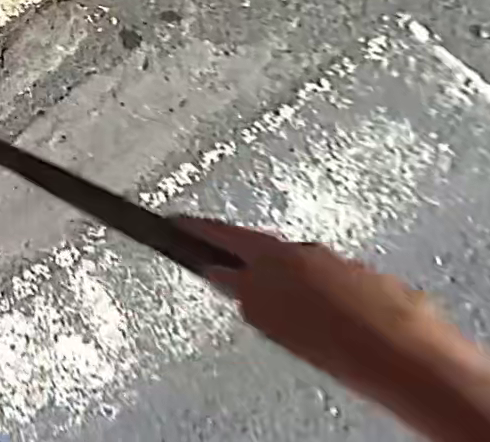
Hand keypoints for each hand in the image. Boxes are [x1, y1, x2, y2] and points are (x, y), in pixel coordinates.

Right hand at [181, 218, 489, 441]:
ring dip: (299, 286)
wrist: (421, 371)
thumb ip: (234, 286)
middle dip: (252, 264)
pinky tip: (342, 327)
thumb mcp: (261, 315)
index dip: (190, 226)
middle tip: (239, 282)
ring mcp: (353, 267)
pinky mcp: (392, 290)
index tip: (172, 221)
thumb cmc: (340, 345)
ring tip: (299, 318)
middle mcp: (309, 249)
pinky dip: (339, 303)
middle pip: (266, 249)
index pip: (215, 229)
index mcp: (270, 249)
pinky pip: (351, 288)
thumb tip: (219, 272)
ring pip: (310, 269)